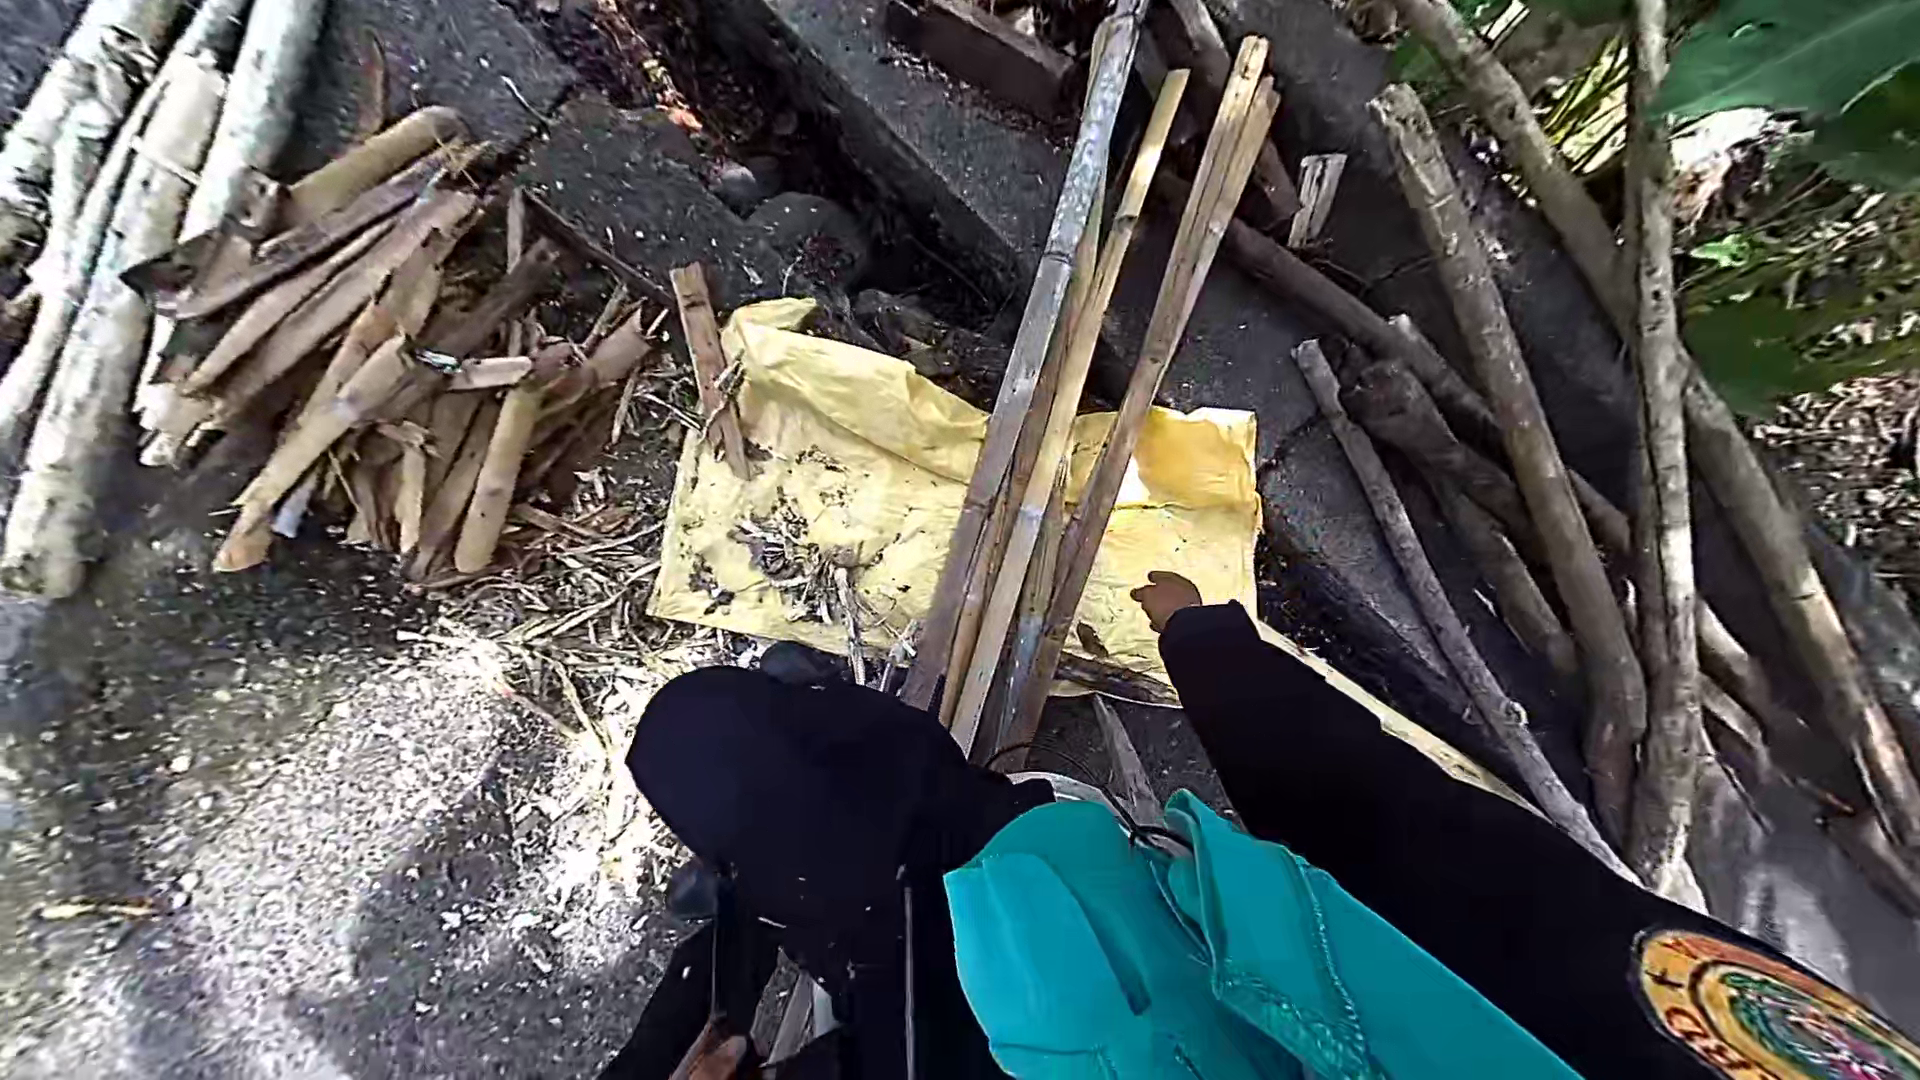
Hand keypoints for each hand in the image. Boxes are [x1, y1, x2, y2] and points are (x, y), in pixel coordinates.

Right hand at [1130, 571, 1202, 631]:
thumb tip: (1136, 592)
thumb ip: (1141, 592)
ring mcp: (1189, 603)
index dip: (1153, 576)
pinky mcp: (1189, 618)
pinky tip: (1159, 622)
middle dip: (1158, 593)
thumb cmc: (1165, 605)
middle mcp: (1184, 588)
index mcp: (1173, 578)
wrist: (1185, 624)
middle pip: (1168, 589)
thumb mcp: (1146, 596)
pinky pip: (1174, 615)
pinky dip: (1167, 617)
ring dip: (1162, 606)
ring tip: (1152, 612)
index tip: (1149, 577)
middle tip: (1148, 596)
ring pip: (1171, 602)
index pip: (1160, 575)